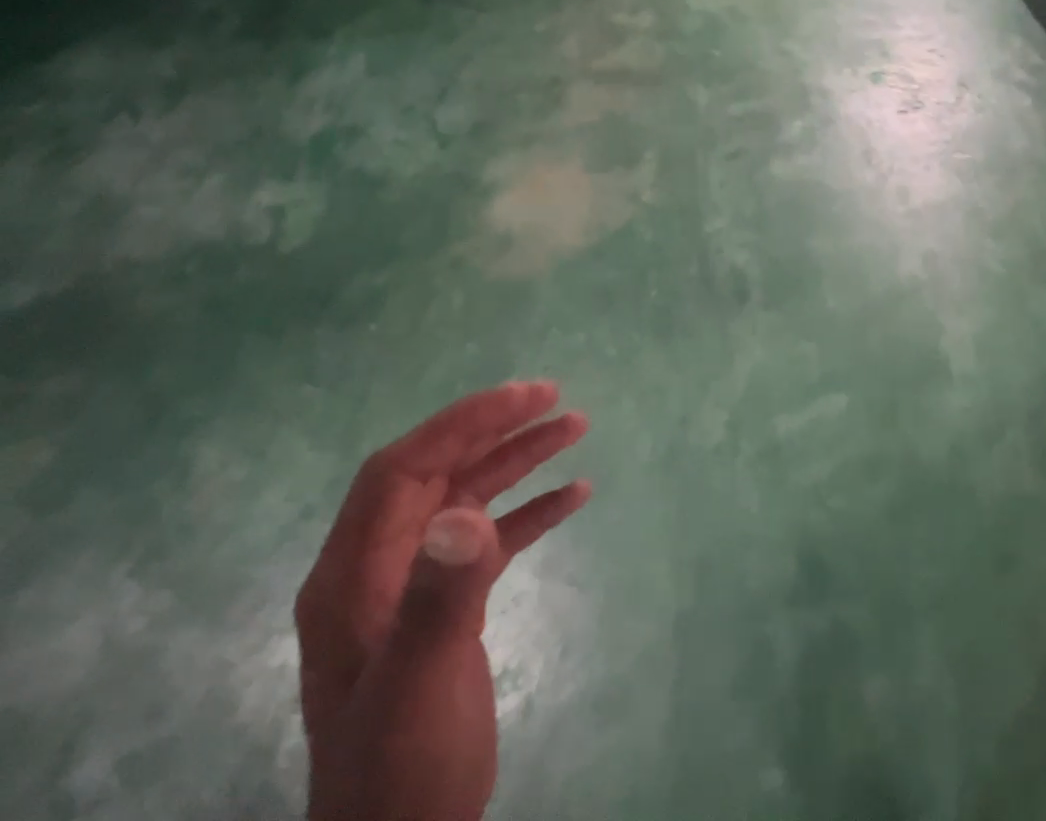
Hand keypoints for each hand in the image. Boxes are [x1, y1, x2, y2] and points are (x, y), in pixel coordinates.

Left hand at [296, 382, 591, 820]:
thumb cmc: (403, 765)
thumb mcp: (421, 683)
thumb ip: (440, 597)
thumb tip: (466, 514)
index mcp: (352, 577)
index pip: (401, 473)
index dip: (462, 424)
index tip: (528, 396)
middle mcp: (376, 572)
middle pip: (434, 477)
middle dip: (493, 431)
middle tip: (557, 399)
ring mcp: (411, 592)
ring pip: (465, 503)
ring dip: (517, 463)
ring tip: (577, 428)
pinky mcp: (448, 613)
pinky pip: (492, 543)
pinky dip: (531, 513)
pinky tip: (576, 495)